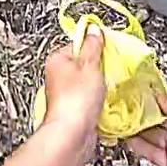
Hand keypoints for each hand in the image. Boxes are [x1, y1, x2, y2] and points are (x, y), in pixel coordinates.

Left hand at [39, 25, 105, 158]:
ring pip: (87, 82)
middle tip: (108, 70)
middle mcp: (58, 75)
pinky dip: (97, 100)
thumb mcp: (90, 65)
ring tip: (107, 88)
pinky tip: (104, 103)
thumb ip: (93, 46)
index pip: (78, 44)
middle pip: (84, 63)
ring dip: (99, 85)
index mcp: (57, 59)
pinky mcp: (73, 109)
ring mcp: (65, 94)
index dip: (94, 47)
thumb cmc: (76, 100)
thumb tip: (94, 29)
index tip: (106, 51)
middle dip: (98, 67)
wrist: (71, 136)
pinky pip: (88, 99)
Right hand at [126, 94, 166, 165]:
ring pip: (151, 134)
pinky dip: (138, 145)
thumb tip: (158, 97)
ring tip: (121, 119)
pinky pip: (151, 153)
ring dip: (136, 127)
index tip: (135, 92)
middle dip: (141, 112)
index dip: (152, 97)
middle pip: (157, 118)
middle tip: (124, 104)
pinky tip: (127, 137)